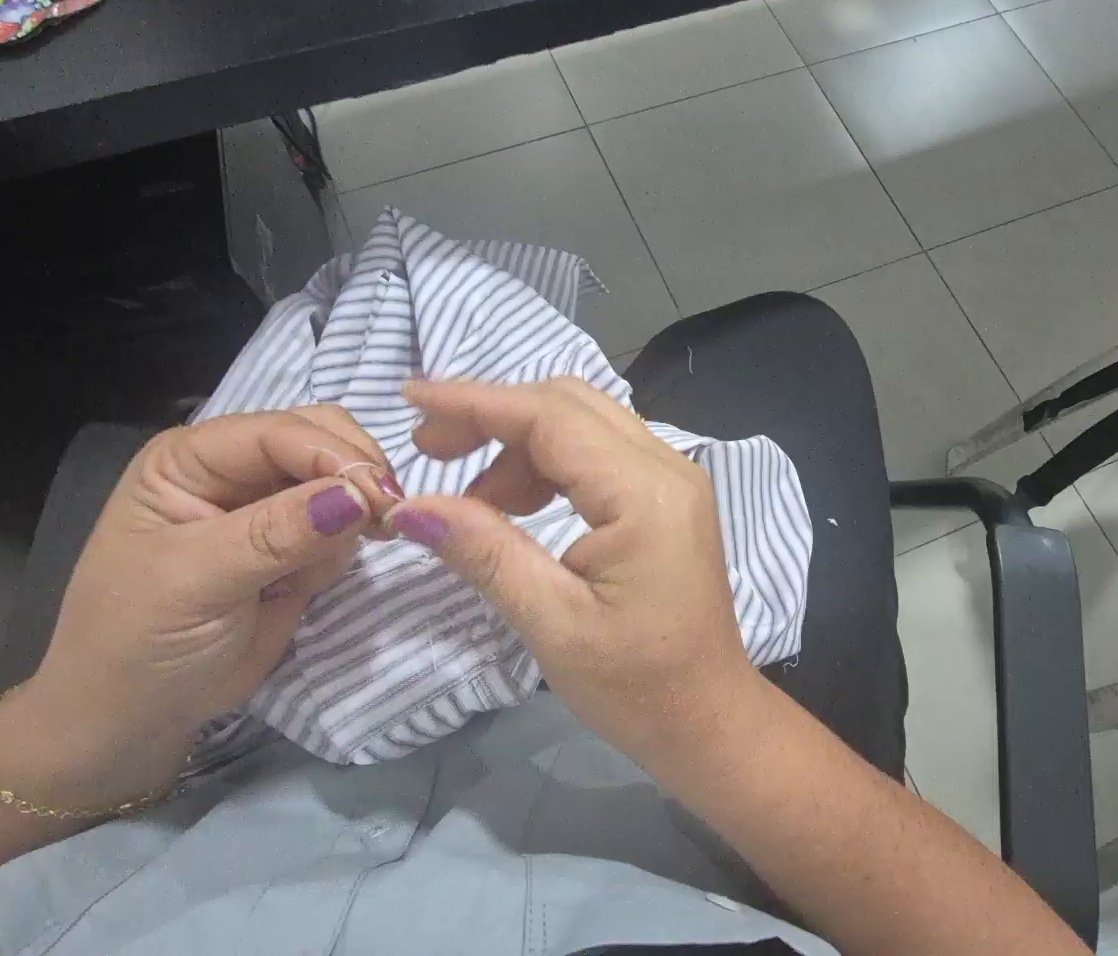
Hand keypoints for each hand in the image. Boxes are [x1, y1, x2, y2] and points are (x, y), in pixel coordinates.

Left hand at [7, 406, 403, 805]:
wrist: (133, 721)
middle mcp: (233, 470)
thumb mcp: (195, 582)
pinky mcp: (297, 546)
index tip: (381, 498)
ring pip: (342, 477)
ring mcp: (269, 508)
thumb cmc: (137, 643)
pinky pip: (346, 524)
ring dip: (358, 510)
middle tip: (386, 517)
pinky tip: (317, 577)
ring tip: (350, 552)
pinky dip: (350, 543)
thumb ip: (275, 534)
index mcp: (190, 458)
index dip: (333, 455)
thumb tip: (359, 496)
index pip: (279, 432)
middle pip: (321, 437)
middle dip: (356, 472)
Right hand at [385, 378, 762, 774]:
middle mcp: (667, 466)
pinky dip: (546, 464)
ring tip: (471, 499)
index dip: (475, 401)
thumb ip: (485, 553)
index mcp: (645, 494)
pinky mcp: (665, 496)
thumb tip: (409, 507)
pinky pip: (597, 452)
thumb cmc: (637, 688)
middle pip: (567, 404)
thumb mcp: (552, 624)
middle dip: (492, 415)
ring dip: (517, 443)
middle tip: (430, 450)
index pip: (550, 417)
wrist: (708, 721)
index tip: (411, 396)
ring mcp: (672, 477)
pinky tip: (514, 505)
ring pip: (581, 423)